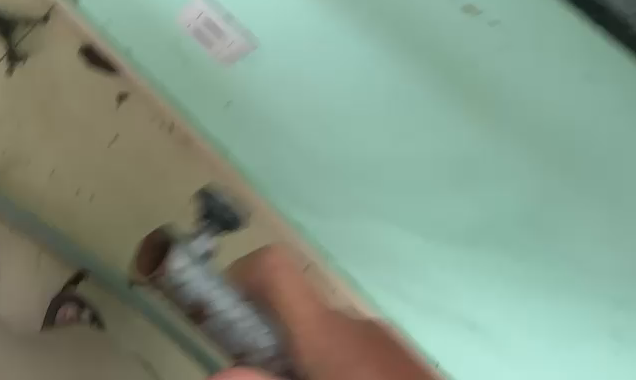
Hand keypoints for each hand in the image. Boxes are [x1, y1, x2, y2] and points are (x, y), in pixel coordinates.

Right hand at [208, 246, 432, 379]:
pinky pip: (363, 362)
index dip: (240, 278)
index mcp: (328, 333)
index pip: (274, 266)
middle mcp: (358, 326)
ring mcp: (393, 348)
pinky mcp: (417, 369)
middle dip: (273, 345)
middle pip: (298, 312)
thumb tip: (218, 374)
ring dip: (310, 366)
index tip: (223, 321)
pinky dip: (344, 375)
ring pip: (332, 342)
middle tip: (265, 378)